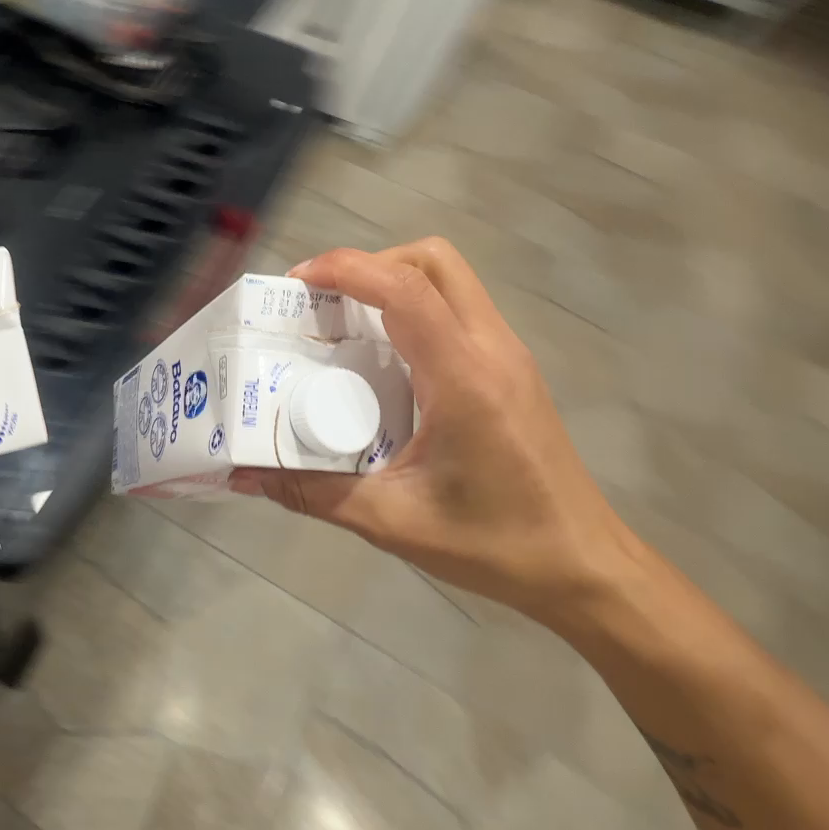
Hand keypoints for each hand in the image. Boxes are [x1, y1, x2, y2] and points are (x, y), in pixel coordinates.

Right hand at [230, 238, 640, 622]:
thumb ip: (312, 492)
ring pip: (447, 280)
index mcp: (465, 378)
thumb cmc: (496, 544)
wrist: (584, 567)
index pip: (406, 290)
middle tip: (319, 303)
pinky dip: (409, 310)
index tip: (295, 283)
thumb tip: (244, 476)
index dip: (347, 269)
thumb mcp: (392, 521)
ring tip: (339, 324)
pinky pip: (454, 311)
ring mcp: (505, 356)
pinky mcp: (507, 371)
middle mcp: (491, 350)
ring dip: (389, 283)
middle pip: (432, 262)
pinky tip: (377, 360)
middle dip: (369, 265)